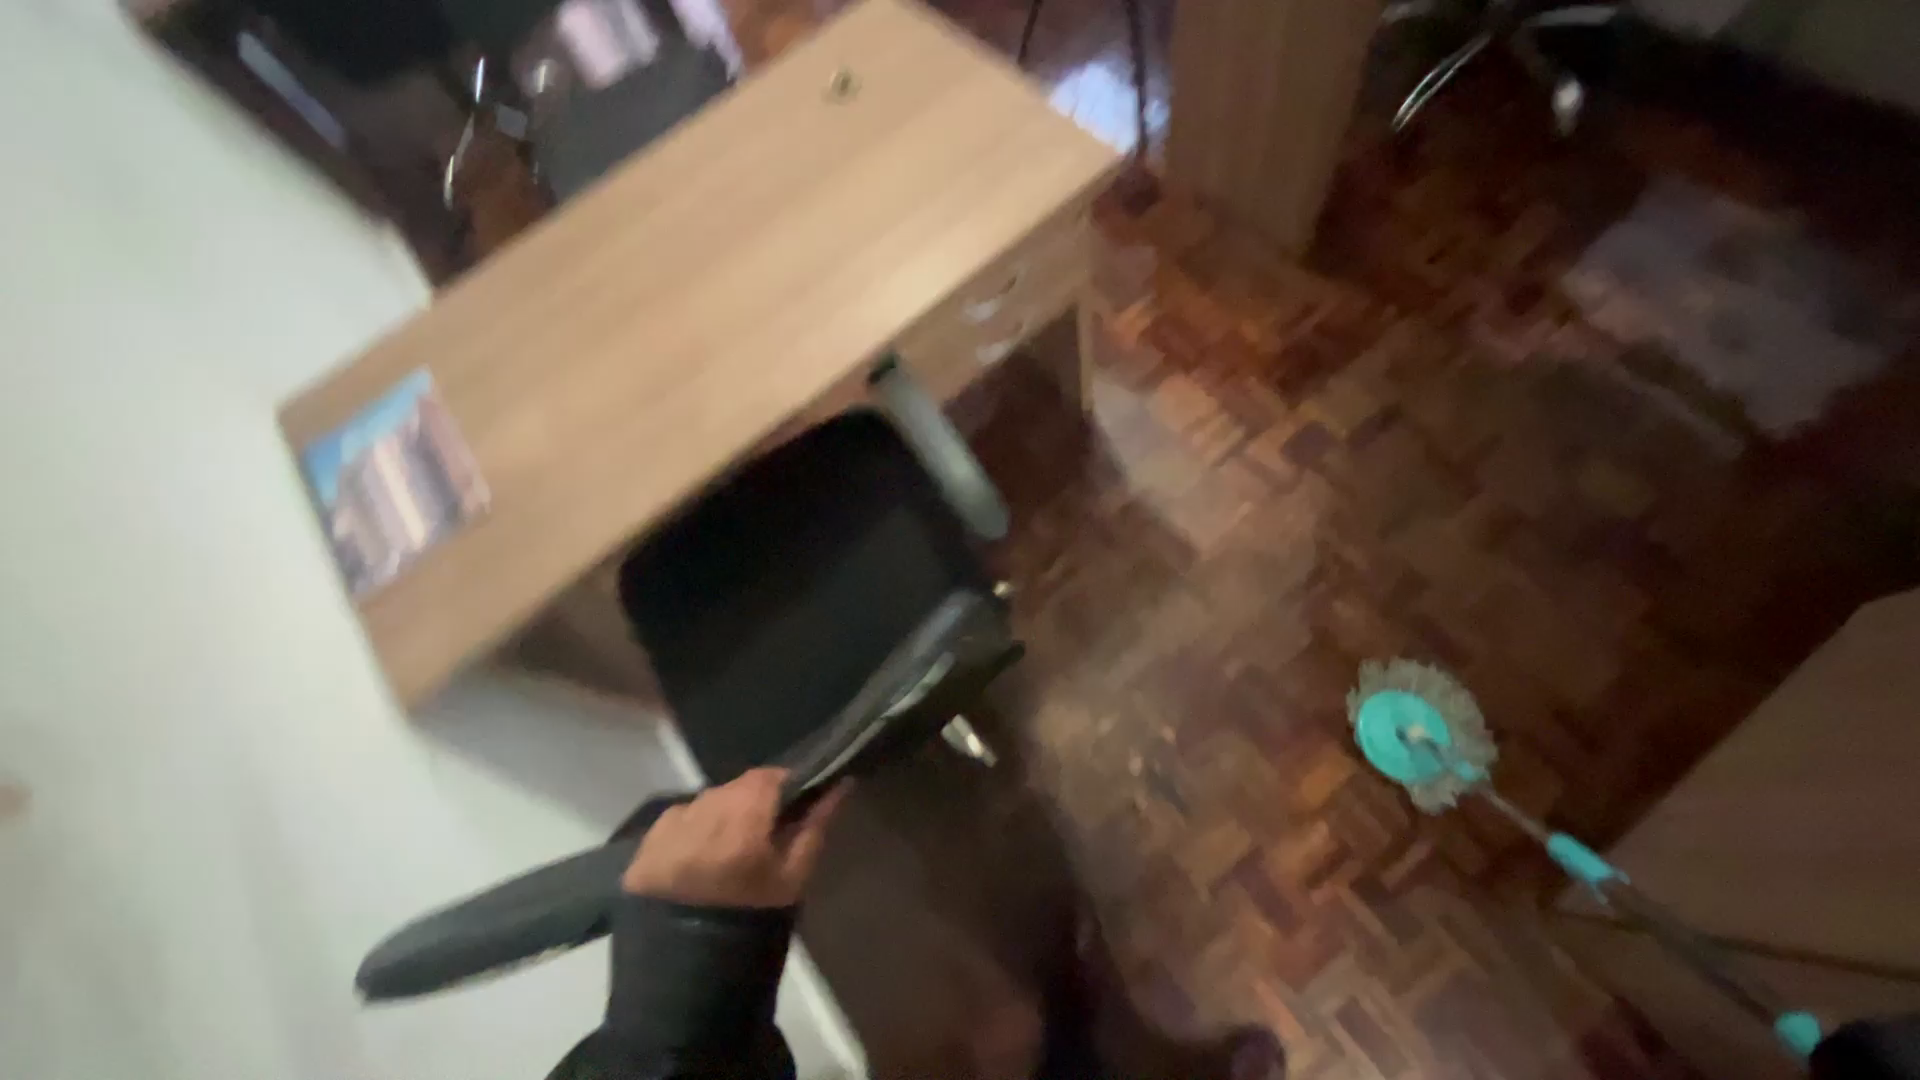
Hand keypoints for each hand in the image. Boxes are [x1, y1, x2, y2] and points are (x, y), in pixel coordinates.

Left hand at [621, 768, 847, 908]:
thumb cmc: (753, 921)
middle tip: (762, 831)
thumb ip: (815, 826)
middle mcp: (701, 817)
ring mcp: (667, 832)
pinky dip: (691, 828)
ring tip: (727, 848)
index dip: (783, 785)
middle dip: (752, 801)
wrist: (689, 976)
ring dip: (721, 813)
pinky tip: (698, 857)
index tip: (792, 803)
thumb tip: (840, 785)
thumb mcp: (794, 878)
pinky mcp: (643, 848)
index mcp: (742, 824)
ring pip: (706, 801)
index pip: (767, 778)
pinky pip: (676, 820)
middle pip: (735, 788)